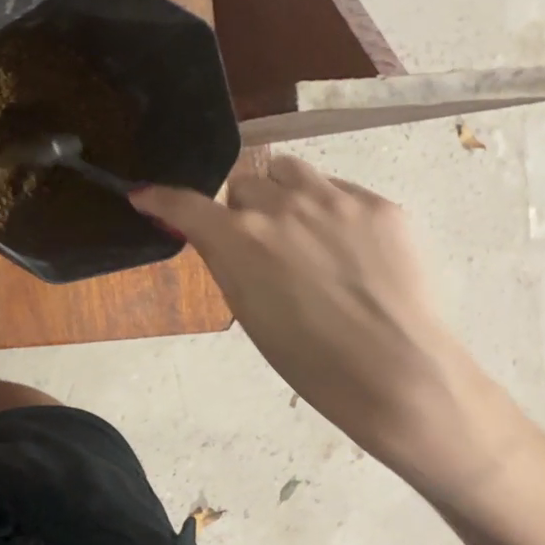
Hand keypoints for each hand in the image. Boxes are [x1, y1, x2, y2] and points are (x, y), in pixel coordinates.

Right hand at [131, 157, 522, 481]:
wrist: (399, 373)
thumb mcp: (246, 309)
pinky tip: (346, 247)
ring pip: (290, 171)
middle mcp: (283, 205)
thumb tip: (205, 231)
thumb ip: (223, 259)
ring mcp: (337, 200)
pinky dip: (329, 208)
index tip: (145, 195)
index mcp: (240, 236)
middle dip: (240, 206)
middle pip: (244, 184)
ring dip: (281, 190)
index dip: (159, 198)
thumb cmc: (308, 359)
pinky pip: (340, 190)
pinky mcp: (382, 206)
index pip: (184, 203)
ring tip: (297, 226)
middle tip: (253, 239)